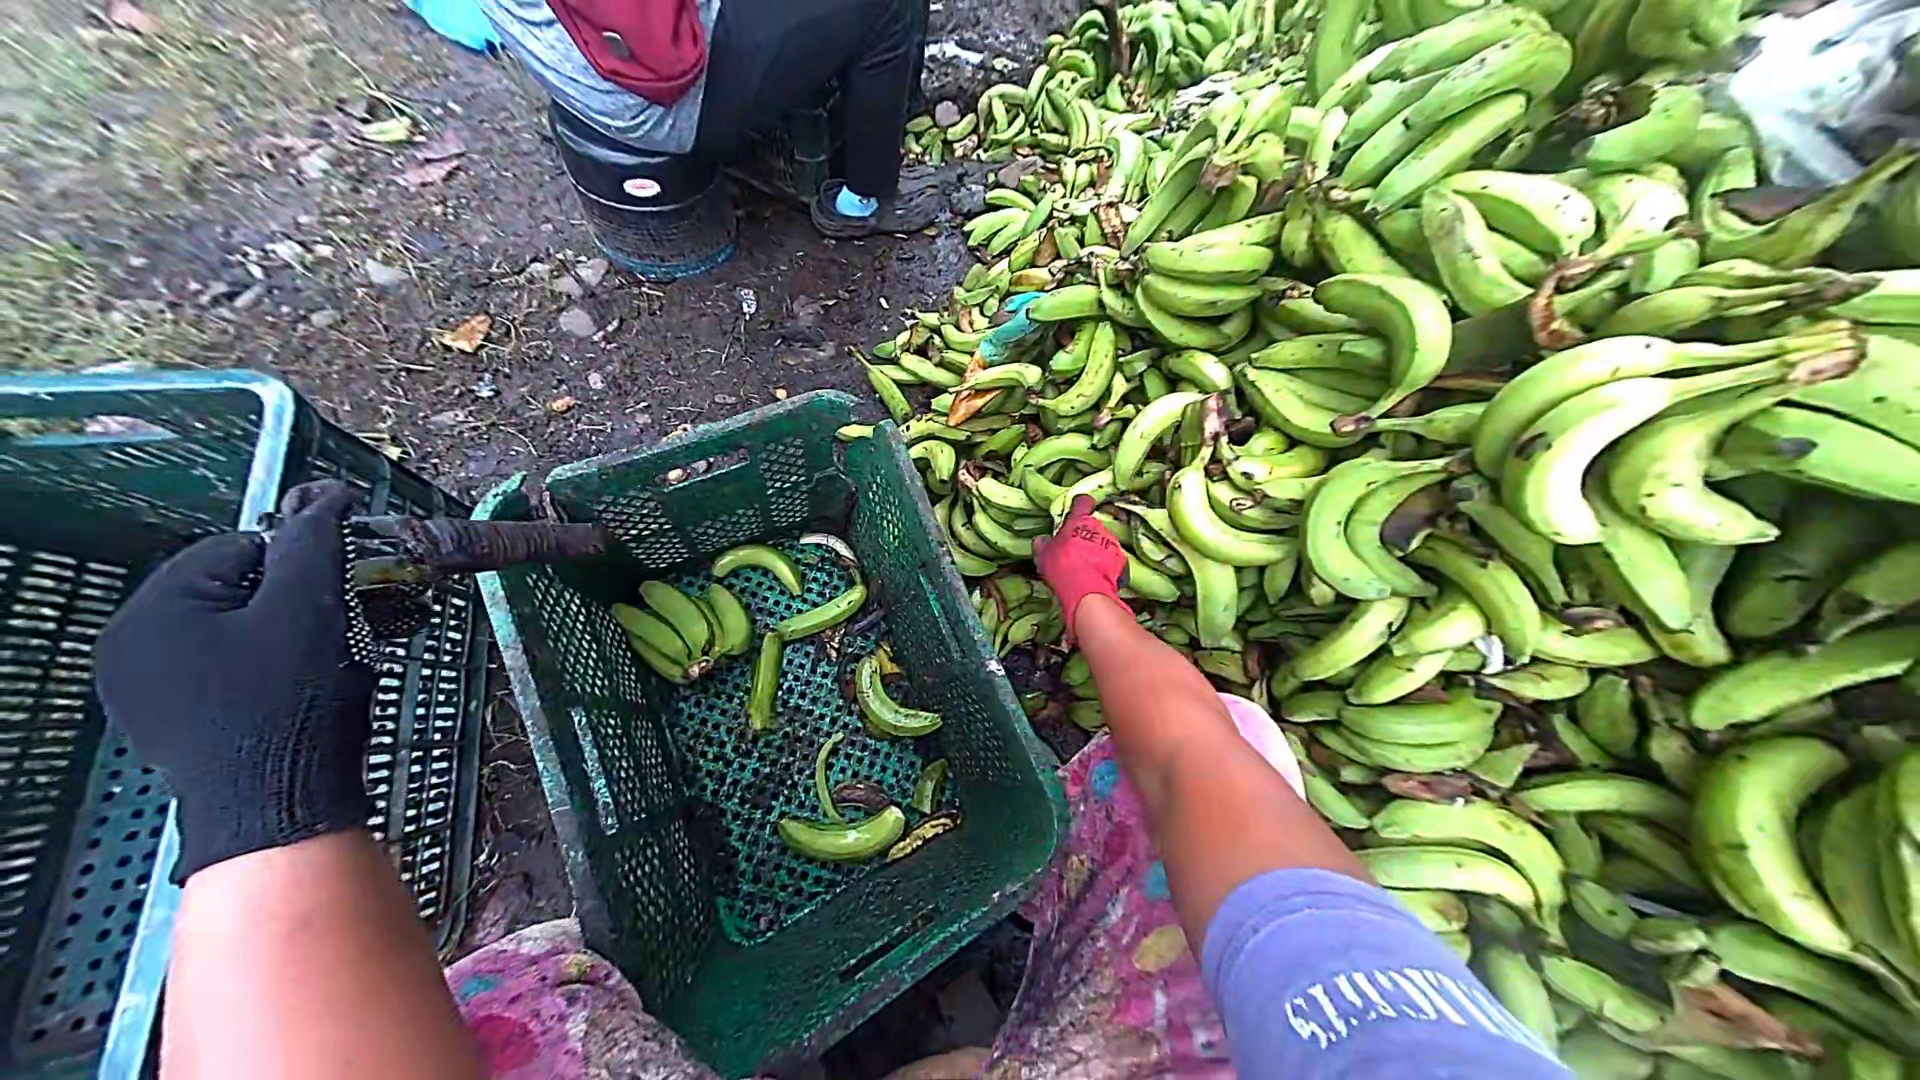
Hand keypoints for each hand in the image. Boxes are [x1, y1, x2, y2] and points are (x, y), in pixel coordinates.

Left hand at [95, 480, 374, 880]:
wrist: (281, 800)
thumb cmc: (292, 695)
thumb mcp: (309, 608)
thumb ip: (313, 545)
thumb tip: (327, 491)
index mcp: (153, 613)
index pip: (239, 550)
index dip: (305, 563)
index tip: (349, 591)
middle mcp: (136, 647)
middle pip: (243, 591)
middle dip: (306, 602)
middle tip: (350, 627)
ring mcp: (154, 691)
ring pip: (246, 632)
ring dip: (303, 634)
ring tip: (339, 661)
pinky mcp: (184, 721)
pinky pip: (239, 669)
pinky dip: (285, 667)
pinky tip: (313, 690)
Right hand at [1031, 495, 1131, 643]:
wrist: (1087, 591)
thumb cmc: (1062, 566)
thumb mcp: (1043, 555)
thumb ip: (1043, 544)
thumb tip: (1041, 540)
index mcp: (1079, 520)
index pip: (1083, 502)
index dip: (1080, 505)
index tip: (1075, 510)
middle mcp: (1100, 527)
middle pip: (1094, 526)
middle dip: (1085, 535)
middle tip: (1073, 550)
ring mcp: (1113, 544)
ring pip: (1104, 543)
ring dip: (1096, 551)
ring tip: (1085, 568)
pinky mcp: (1122, 563)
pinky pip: (1113, 561)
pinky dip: (1106, 567)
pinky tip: (1096, 578)